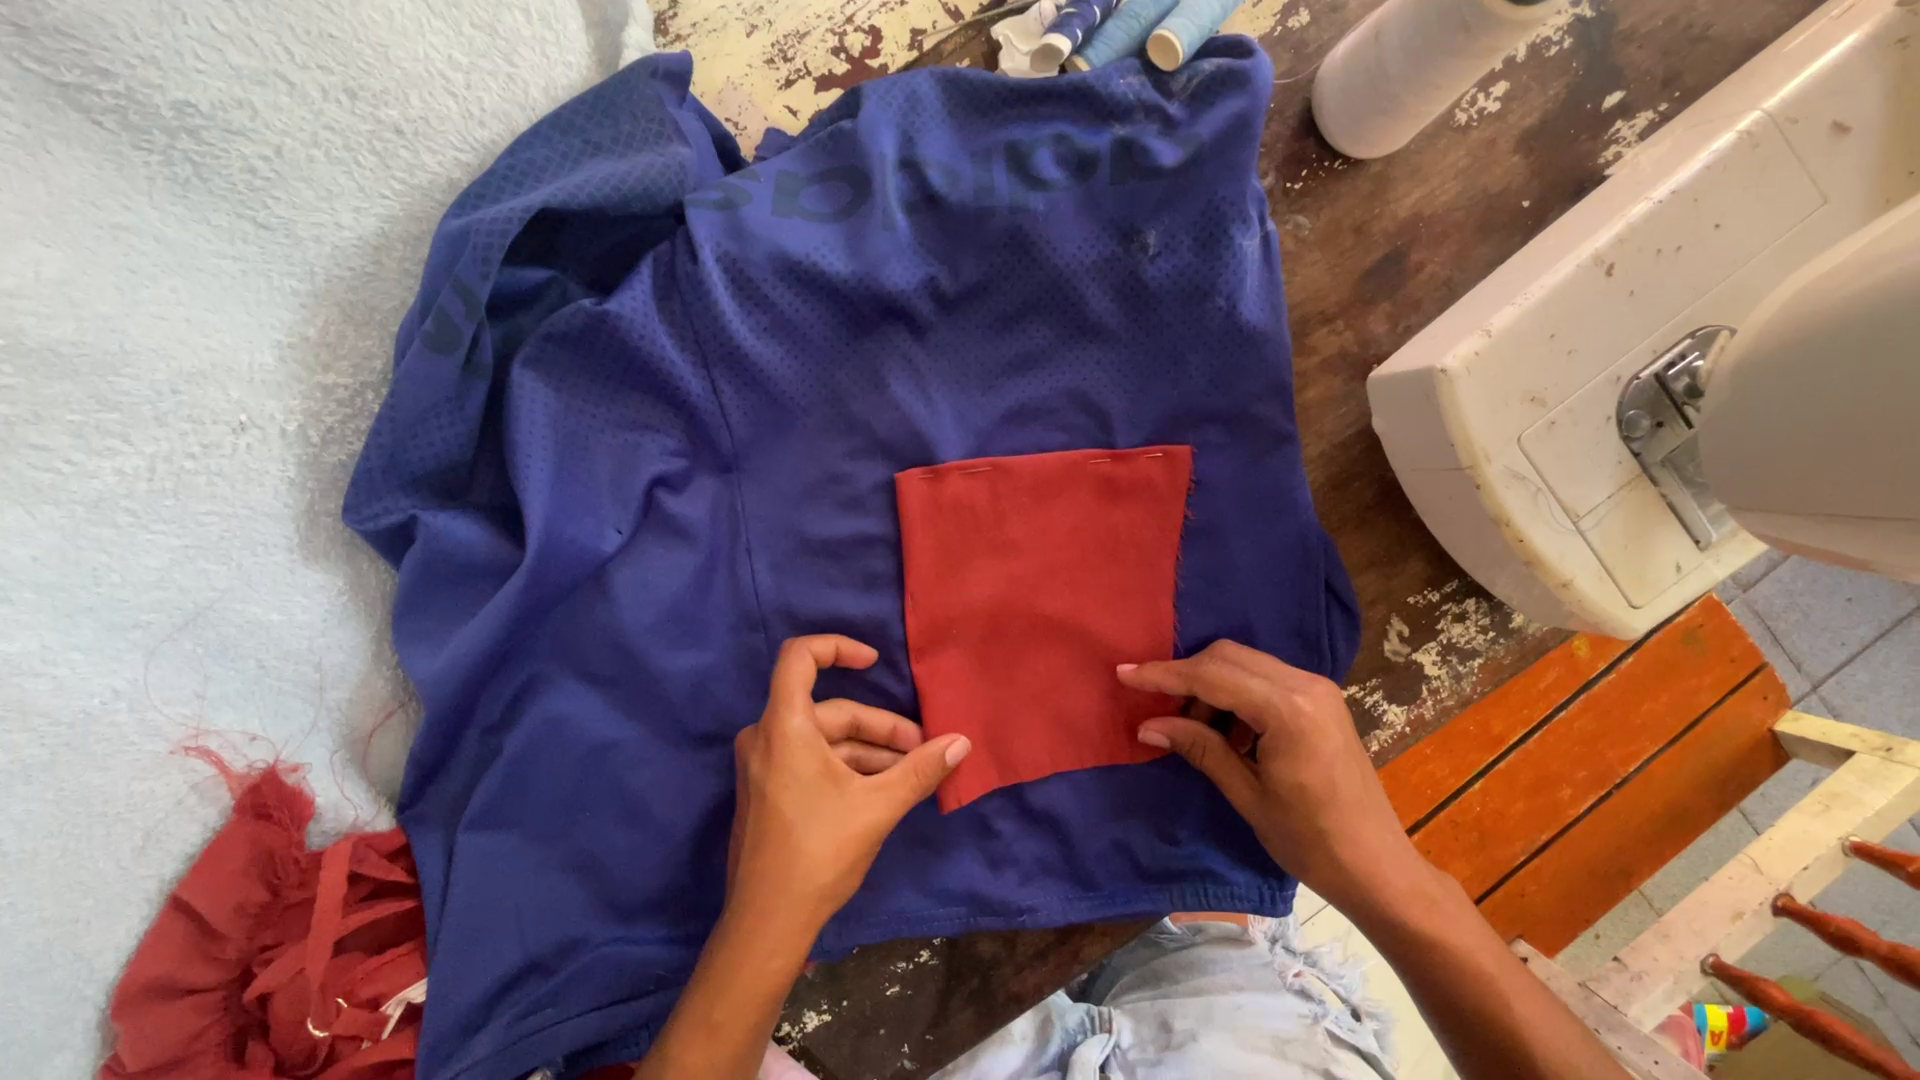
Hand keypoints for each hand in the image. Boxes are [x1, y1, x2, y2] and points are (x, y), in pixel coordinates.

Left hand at [728, 635, 971, 930]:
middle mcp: (765, 737)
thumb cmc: (818, 854)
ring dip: (869, 753)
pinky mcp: (766, 789)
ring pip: (825, 740)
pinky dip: (847, 768)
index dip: (839, 648)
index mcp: (784, 727)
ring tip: (910, 776)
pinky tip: (881, 791)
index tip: (874, 662)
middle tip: (923, 752)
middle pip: (831, 710)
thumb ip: (920, 770)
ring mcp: (762, 765)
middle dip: (881, 729)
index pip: (799, 657)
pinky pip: (811, 760)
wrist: (766, 922)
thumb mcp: (878, 807)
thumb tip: (962, 743)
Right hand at [1116, 640, 1418, 907]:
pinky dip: (1235, 695)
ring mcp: (1318, 690)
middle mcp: (1306, 685)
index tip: (1124, 675)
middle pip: (1226, 656)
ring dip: (1210, 687)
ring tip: (1194, 733)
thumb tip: (1147, 725)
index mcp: (1288, 710)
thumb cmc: (1311, 841)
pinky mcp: (1321, 701)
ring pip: (1244, 664)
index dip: (1163, 675)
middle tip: (1158, 713)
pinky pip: (1264, 679)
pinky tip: (1226, 734)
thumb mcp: (1247, 795)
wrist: (1378, 868)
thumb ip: (1199, 749)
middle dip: (1185, 677)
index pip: (1211, 676)